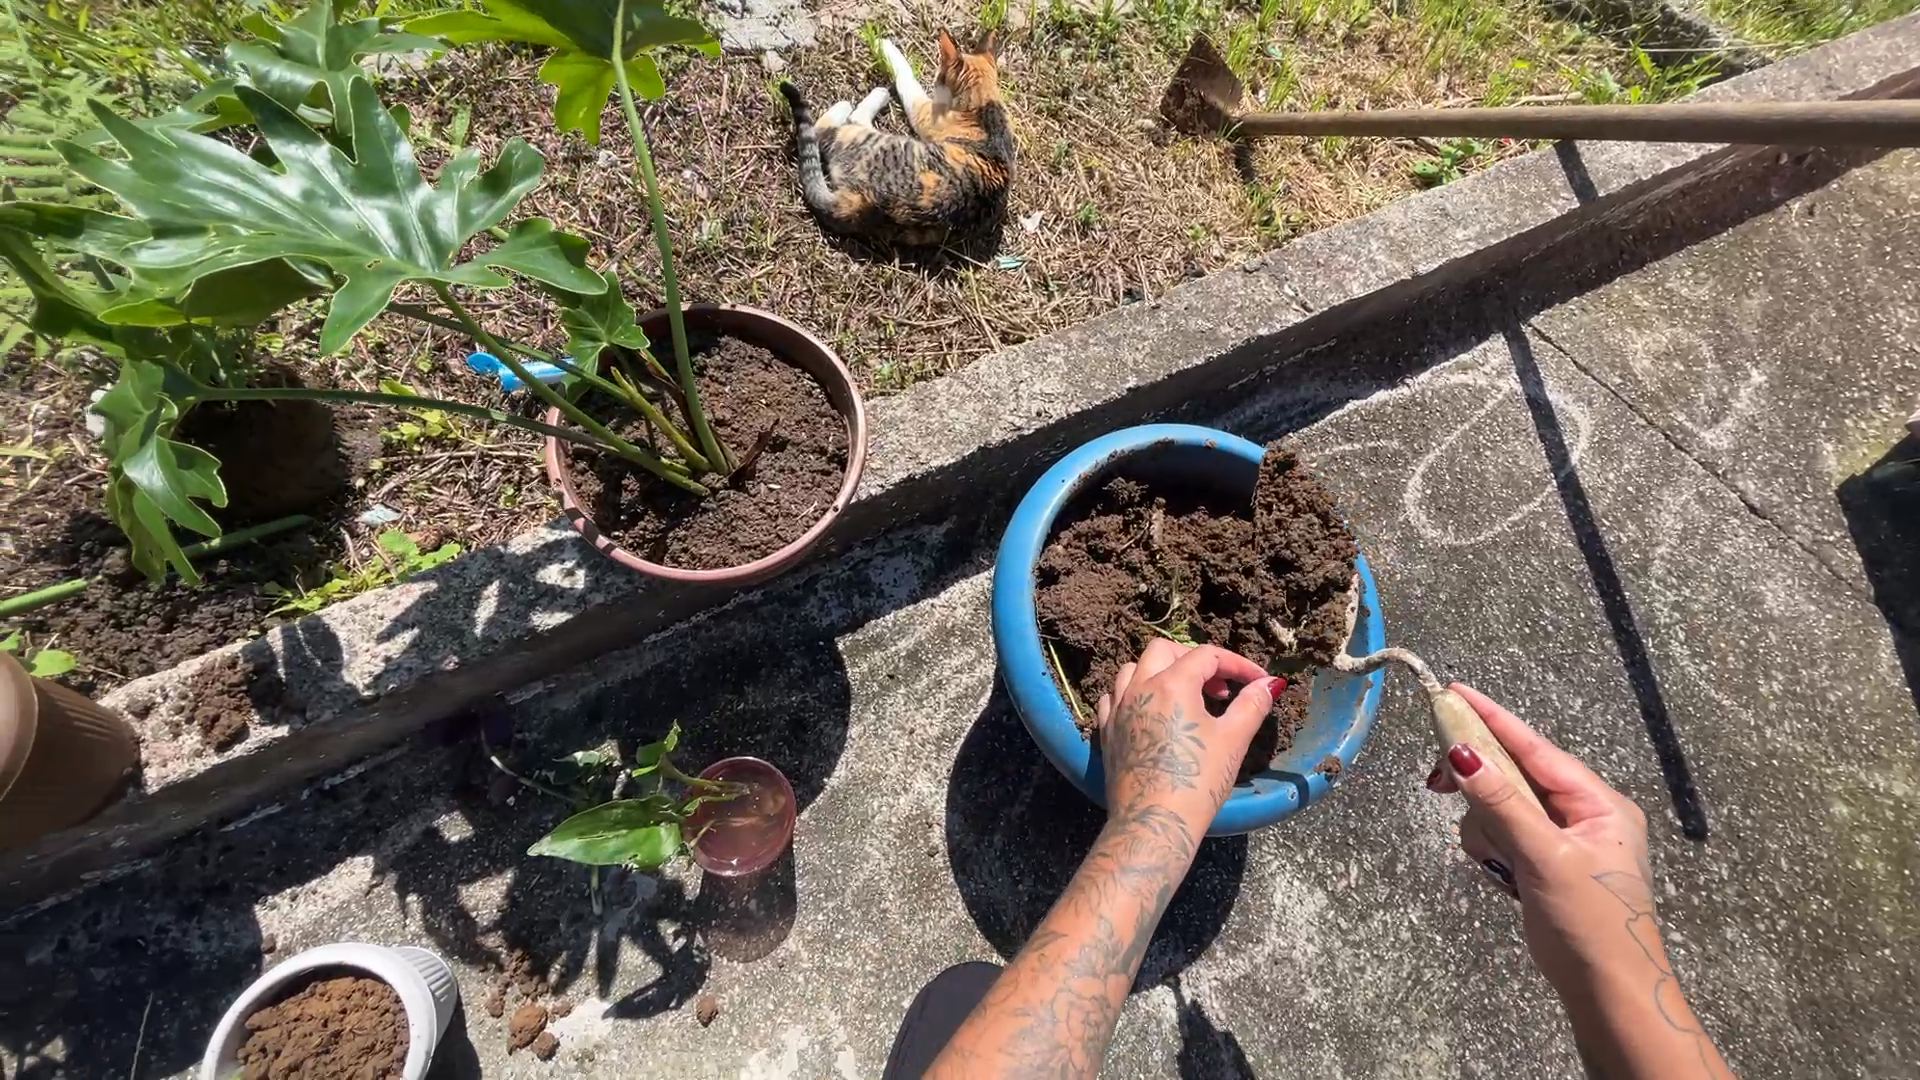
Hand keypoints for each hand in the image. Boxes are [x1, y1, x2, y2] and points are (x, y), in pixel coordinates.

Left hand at [1092, 639, 1284, 828]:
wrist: (1154, 821)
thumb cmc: (1198, 780)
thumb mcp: (1233, 739)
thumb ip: (1251, 705)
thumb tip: (1269, 684)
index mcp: (1170, 683)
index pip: (1206, 656)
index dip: (1237, 664)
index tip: (1258, 681)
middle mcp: (1138, 687)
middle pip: (1163, 650)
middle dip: (1194, 660)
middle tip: (1220, 688)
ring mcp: (1117, 708)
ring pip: (1133, 669)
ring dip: (1161, 672)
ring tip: (1186, 697)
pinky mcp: (1106, 730)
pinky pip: (1114, 697)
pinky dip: (1134, 694)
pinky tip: (1151, 711)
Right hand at [1426, 685, 1731, 1079]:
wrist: (1608, 991)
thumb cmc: (1591, 921)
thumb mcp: (1545, 855)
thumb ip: (1499, 800)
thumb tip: (1460, 752)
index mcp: (1597, 802)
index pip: (1534, 746)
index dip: (1492, 717)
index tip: (1452, 691)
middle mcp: (1579, 810)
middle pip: (1511, 770)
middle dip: (1476, 776)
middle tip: (1435, 779)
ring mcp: (1558, 834)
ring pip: (1497, 799)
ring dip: (1482, 820)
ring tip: (1492, 851)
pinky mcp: (1539, 856)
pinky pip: (1497, 827)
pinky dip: (1487, 840)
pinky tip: (1496, 864)